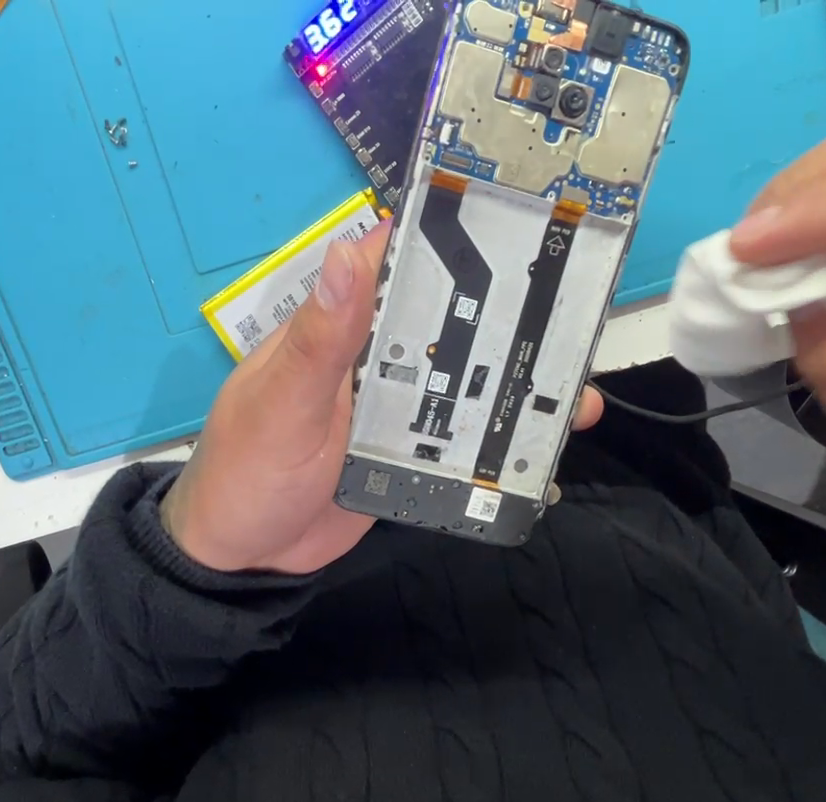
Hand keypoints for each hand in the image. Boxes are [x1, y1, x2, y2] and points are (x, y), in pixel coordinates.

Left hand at [163, 222, 603, 573]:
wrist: (247, 557)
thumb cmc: (249, 472)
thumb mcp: (283, 404)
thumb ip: (320, 338)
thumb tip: (351, 248)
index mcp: (334, 334)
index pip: (392, 268)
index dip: (447, 238)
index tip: (518, 219)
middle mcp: (368, 365)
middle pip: (444, 329)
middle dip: (506, 321)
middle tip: (576, 317)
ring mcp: (389, 414)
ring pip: (459, 388)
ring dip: (510, 387)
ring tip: (579, 394)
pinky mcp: (403, 459)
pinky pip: (455, 443)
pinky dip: (494, 443)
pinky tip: (539, 449)